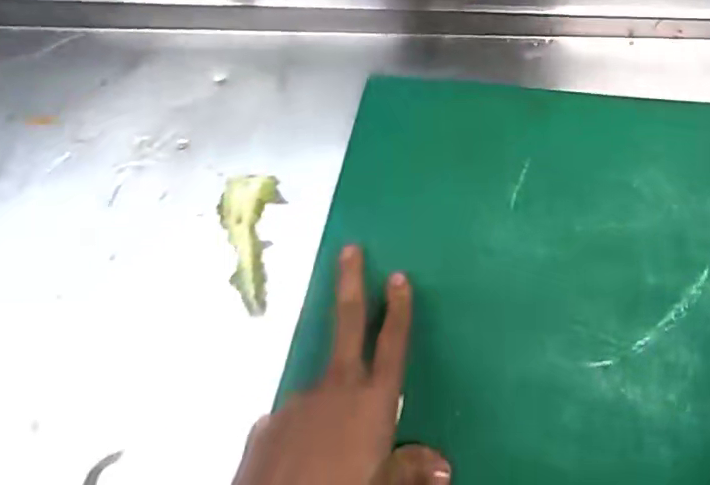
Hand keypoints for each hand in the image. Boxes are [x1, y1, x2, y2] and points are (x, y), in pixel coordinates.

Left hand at [233, 245, 449, 484]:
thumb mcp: (383, 483)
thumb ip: (409, 468)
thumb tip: (443, 467)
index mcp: (373, 399)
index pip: (393, 342)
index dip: (399, 309)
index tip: (398, 276)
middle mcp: (337, 389)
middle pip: (347, 324)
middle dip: (350, 283)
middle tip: (350, 249)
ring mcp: (297, 404)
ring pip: (318, 391)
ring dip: (326, 403)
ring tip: (324, 447)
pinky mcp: (265, 428)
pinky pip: (290, 423)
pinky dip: (298, 432)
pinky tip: (296, 460)